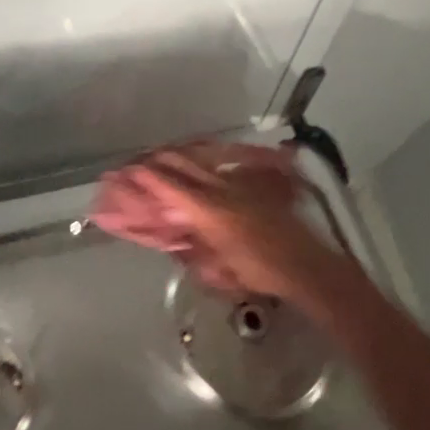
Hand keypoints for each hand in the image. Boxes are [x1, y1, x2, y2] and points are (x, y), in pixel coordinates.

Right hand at [95, 142, 346, 301]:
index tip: (123, 172)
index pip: (168, 184)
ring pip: (200, 157)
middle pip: (181, 162)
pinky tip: (196, 160)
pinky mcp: (253, 182)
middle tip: (136, 164)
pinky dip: (200, 159)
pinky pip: (218, 163)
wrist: (305, 266)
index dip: (143, 176)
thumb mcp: (217, 272)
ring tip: (161, 157)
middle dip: (155, 160)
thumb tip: (173, 242)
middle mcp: (220, 188)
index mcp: (208, 210)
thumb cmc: (260, 273)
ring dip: (176, 156)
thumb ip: (191, 252)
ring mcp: (237, 181)